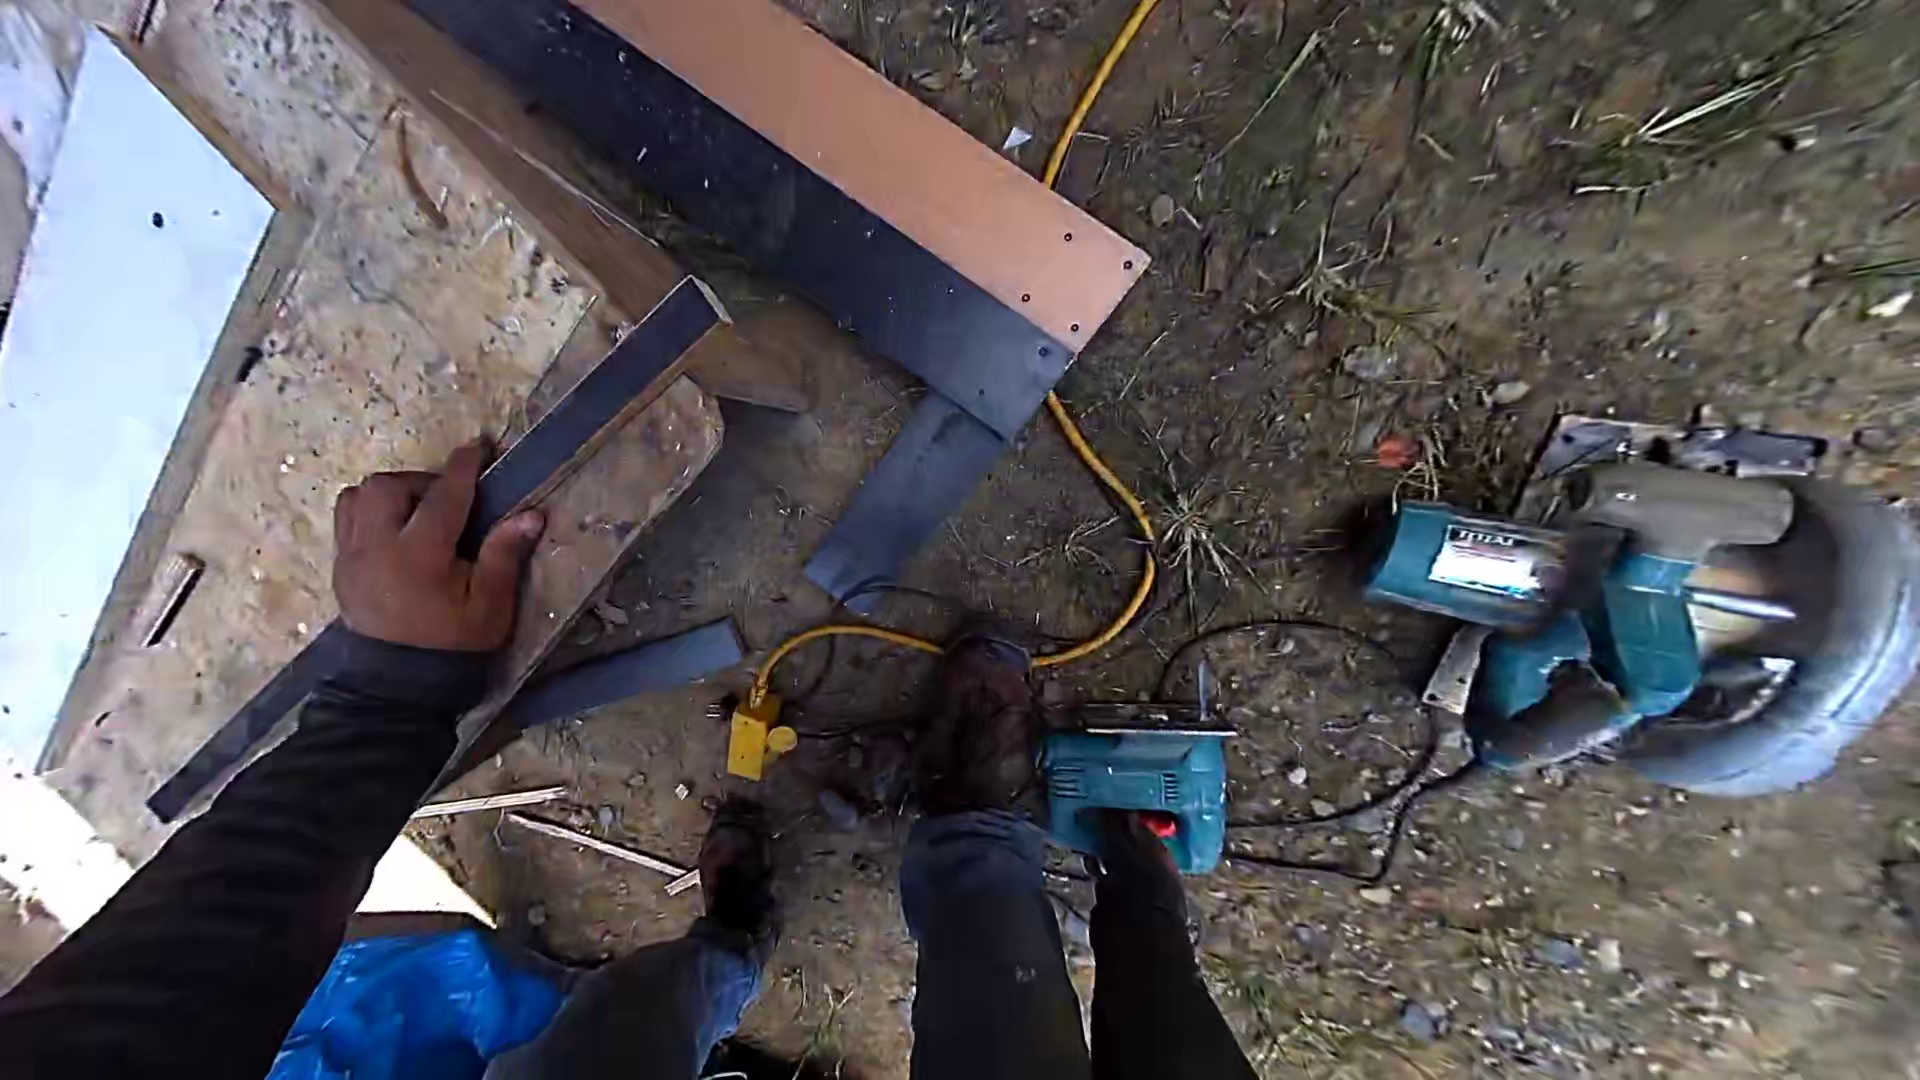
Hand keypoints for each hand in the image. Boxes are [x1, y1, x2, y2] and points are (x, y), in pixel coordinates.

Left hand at [332, 440, 545, 651]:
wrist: (400, 681)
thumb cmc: (456, 639)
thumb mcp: (492, 601)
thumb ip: (505, 553)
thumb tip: (532, 513)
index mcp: (418, 554)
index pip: (442, 497)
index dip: (462, 468)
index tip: (477, 445)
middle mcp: (375, 547)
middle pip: (384, 486)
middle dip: (421, 481)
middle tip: (452, 499)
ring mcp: (351, 556)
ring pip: (356, 497)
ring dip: (392, 493)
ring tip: (423, 512)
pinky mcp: (342, 567)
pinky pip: (347, 519)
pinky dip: (373, 510)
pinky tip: (402, 530)